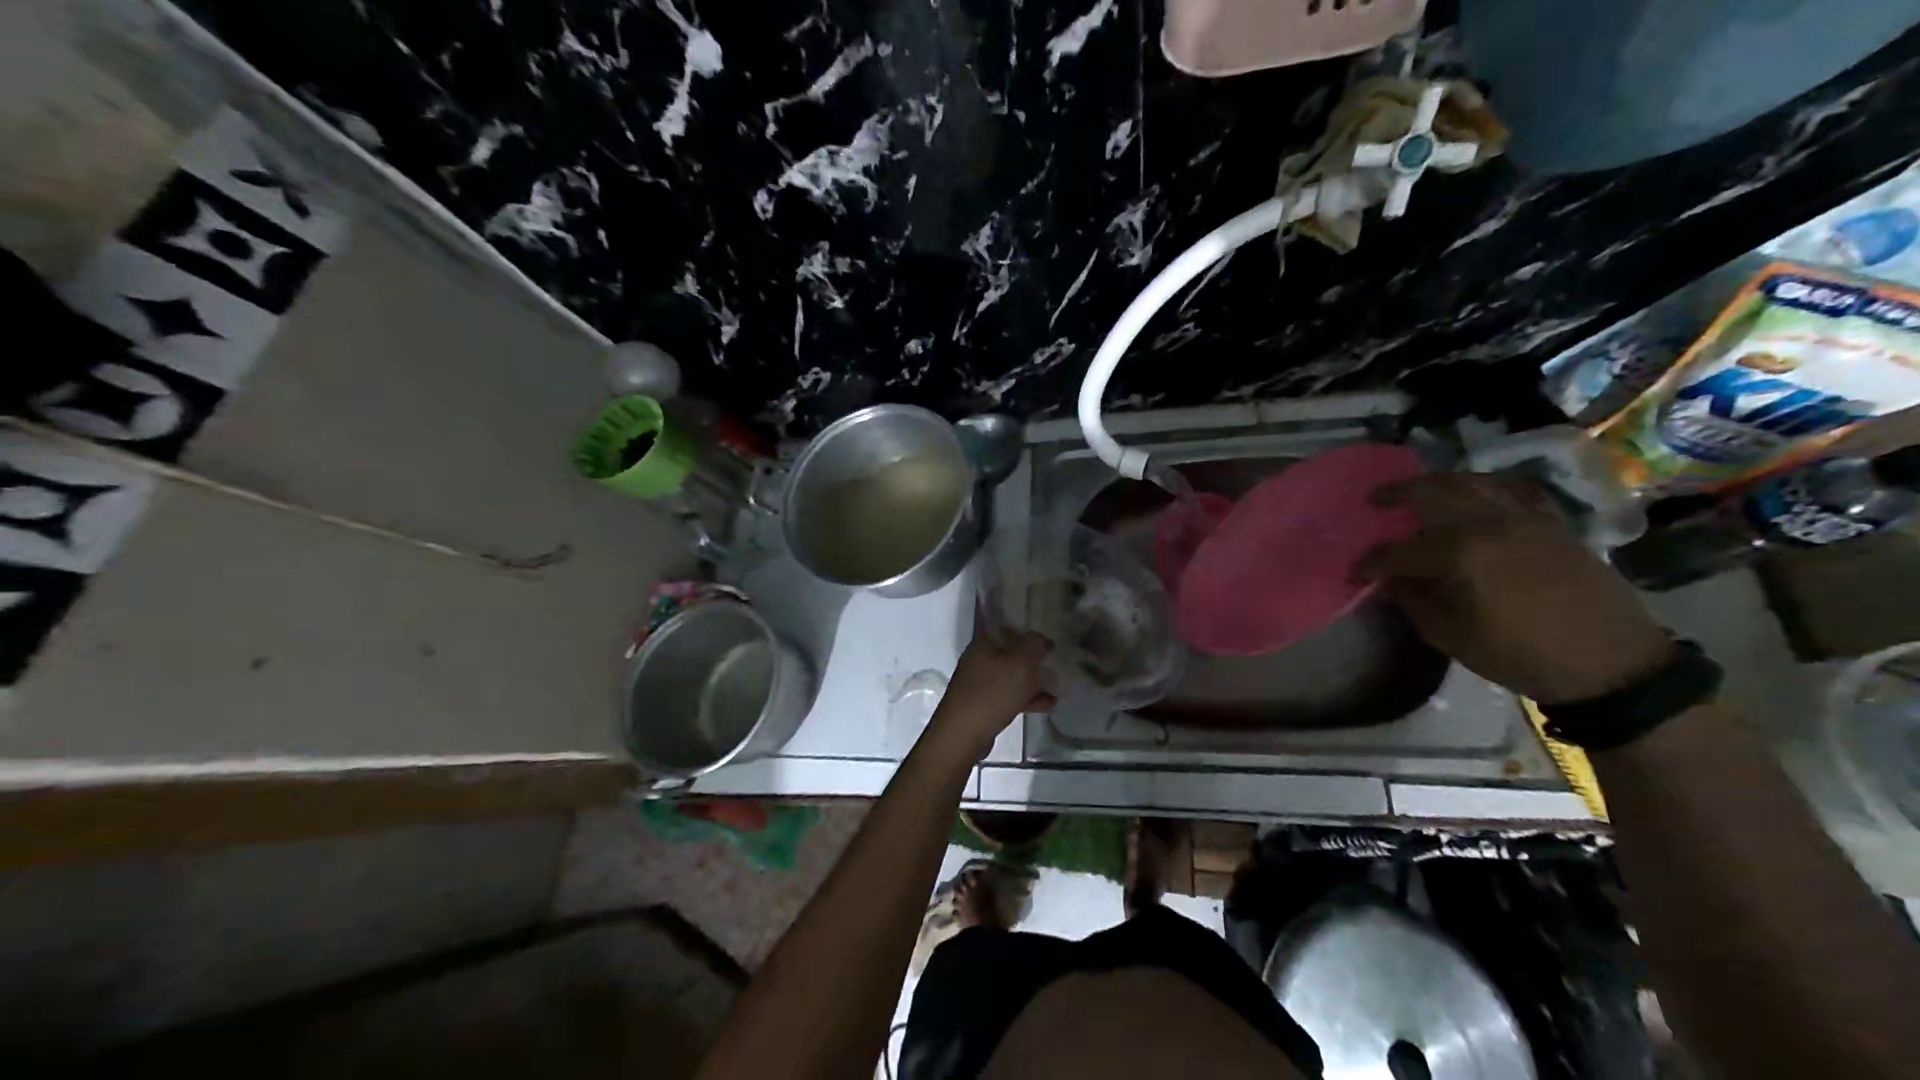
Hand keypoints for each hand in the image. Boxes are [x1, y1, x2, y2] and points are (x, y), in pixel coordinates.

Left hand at [925, 617, 1054, 761]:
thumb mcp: (1020, 664)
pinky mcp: (984, 704)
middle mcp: (979, 659)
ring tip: (1056, 684)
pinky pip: (1009, 695)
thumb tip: (1040, 639)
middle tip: (1054, 661)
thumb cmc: (992, 693)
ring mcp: (980, 682)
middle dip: (1032, 657)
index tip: (1047, 639)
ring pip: (1011, 675)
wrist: (963, 734)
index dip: (1027, 630)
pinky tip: (1048, 705)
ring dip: (1032, 679)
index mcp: (983, 643)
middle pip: (1010, 651)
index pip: (1006, 626)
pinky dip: (1027, 697)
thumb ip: (1033, 646)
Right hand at [1356, 474, 1675, 704]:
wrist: (1611, 663)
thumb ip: (1416, 601)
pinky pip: (1512, 491)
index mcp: (1462, 554)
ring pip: (1474, 482)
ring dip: (1438, 482)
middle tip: (1375, 501)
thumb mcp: (1452, 636)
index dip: (1372, 562)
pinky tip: (1474, 495)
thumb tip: (1394, 581)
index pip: (1400, 550)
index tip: (1355, 572)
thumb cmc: (1522, 655)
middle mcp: (1492, 524)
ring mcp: (1526, 519)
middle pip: (1435, 492)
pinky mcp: (1552, 524)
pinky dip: (1485, 487)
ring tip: (1419, 490)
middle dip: (1398, 494)